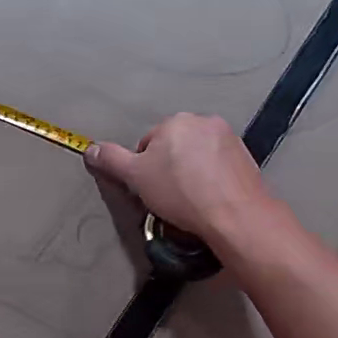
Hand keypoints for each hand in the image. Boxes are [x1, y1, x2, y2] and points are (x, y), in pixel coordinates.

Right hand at [83, 113, 277, 241]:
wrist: (236, 216)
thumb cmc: (183, 193)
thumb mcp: (135, 177)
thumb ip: (111, 160)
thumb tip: (91, 149)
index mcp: (176, 121)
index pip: (148, 143)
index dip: (143, 169)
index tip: (149, 189)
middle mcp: (204, 122)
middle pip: (173, 147)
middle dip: (168, 168)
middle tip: (167, 196)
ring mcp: (229, 139)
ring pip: (197, 156)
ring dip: (190, 174)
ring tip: (189, 201)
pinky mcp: (247, 159)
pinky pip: (218, 167)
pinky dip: (211, 180)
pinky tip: (209, 200)